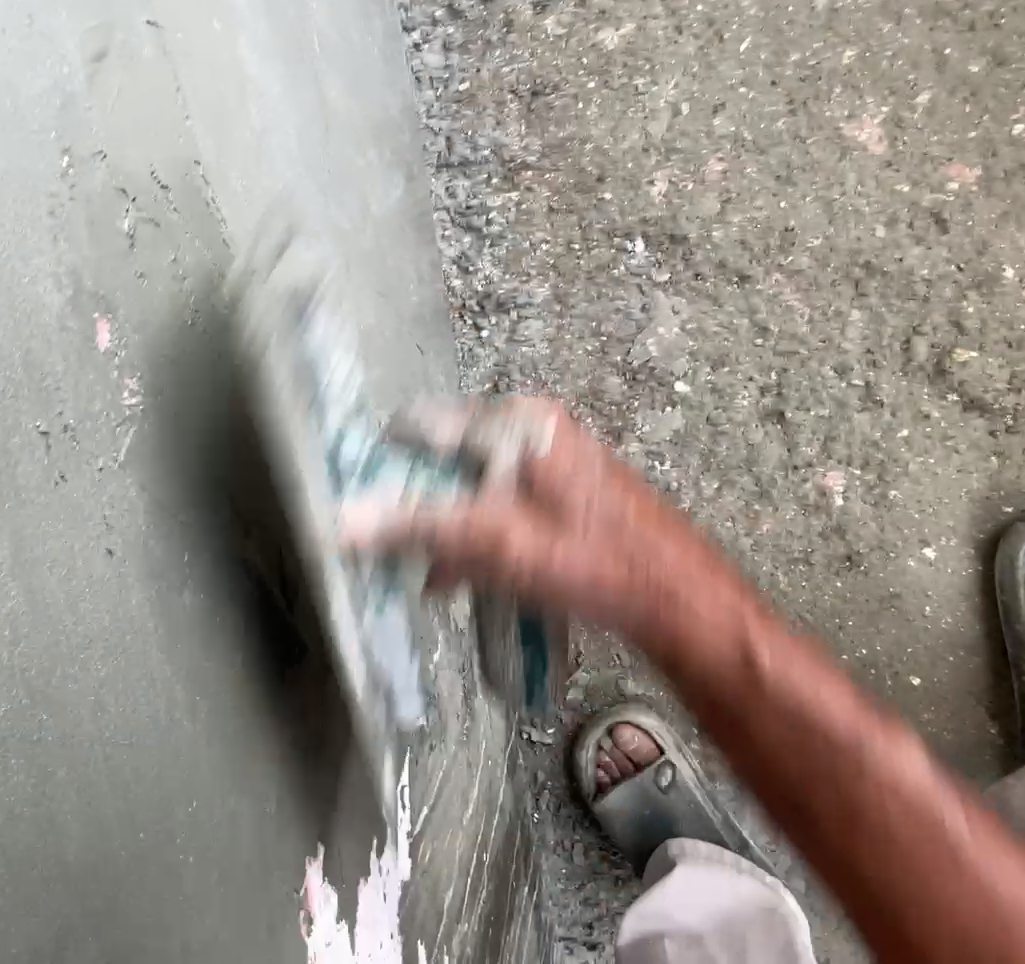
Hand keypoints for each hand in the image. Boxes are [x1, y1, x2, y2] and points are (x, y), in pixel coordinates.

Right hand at [342, 396, 730, 639]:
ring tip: (431, 572)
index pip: (424, 426)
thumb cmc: (591, 561)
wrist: (679, 601)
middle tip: (393, 547)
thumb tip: (344, 520)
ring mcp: (550, 458)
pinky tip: (466, 575)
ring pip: (473, 484)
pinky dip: (478, 533)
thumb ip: (417, 526)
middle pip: (448, 457)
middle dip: (417, 504)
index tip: (359, 501)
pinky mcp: (562, 490)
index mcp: (517, 422)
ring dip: (446, 526)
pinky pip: (500, 502)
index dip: (386, 464)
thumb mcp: (495, 541)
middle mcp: (532, 429)